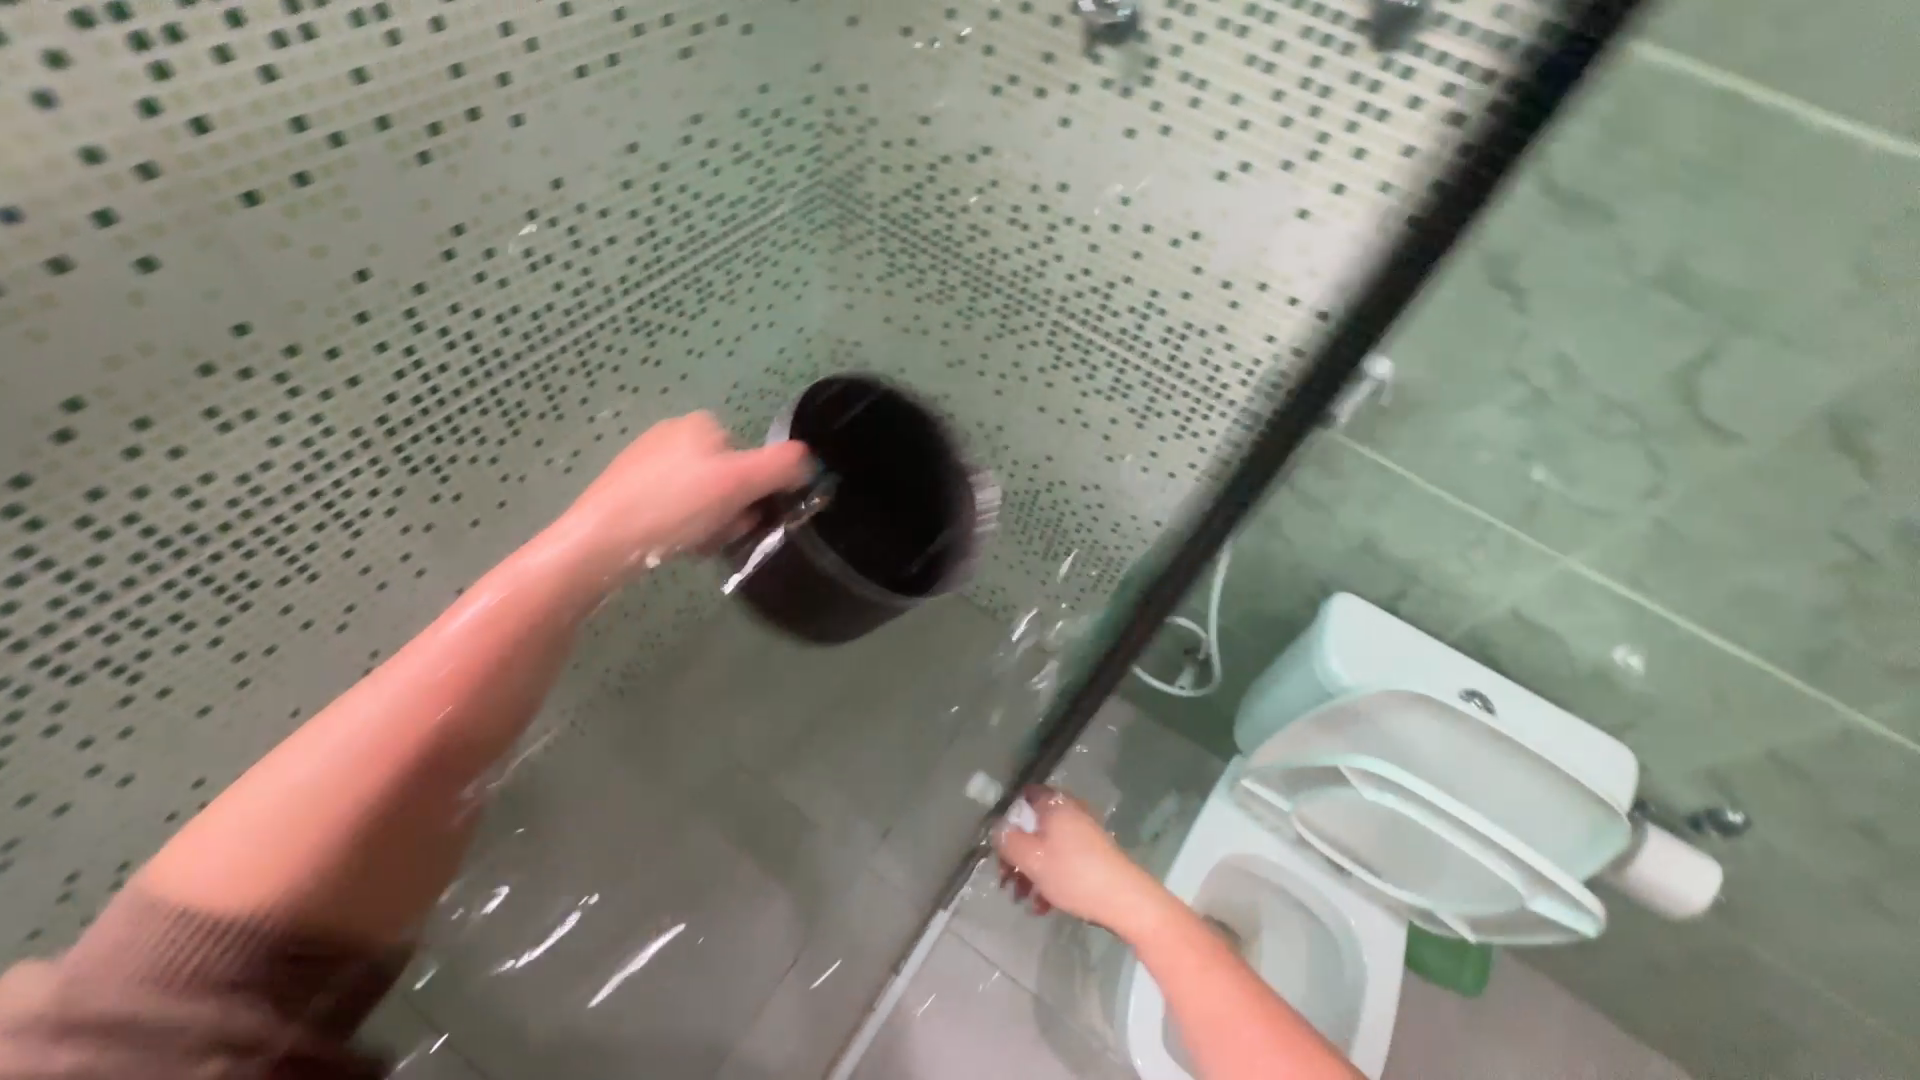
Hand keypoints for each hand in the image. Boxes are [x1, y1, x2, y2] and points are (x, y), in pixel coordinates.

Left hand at [552, 411, 811, 581]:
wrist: (600, 542)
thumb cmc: (674, 507)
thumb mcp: (740, 483)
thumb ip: (782, 466)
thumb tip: (810, 461)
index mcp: (700, 424)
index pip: (750, 456)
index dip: (755, 490)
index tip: (746, 515)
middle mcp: (673, 435)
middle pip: (729, 478)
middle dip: (733, 510)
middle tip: (720, 534)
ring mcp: (647, 463)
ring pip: (704, 498)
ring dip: (710, 524)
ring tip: (694, 543)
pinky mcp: (628, 491)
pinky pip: (675, 510)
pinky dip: (682, 528)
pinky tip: (672, 544)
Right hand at [992, 785, 1168, 933]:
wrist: (1125, 900)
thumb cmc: (1073, 874)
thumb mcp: (1031, 859)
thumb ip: (1008, 841)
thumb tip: (998, 829)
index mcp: (1055, 806)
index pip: (1027, 795)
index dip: (1009, 813)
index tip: (999, 838)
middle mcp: (1071, 813)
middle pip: (1034, 827)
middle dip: (1016, 853)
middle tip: (1005, 879)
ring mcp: (1084, 835)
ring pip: (1047, 847)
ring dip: (1031, 871)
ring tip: (1022, 899)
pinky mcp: (1093, 856)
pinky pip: (1063, 861)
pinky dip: (1050, 878)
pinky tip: (1043, 905)